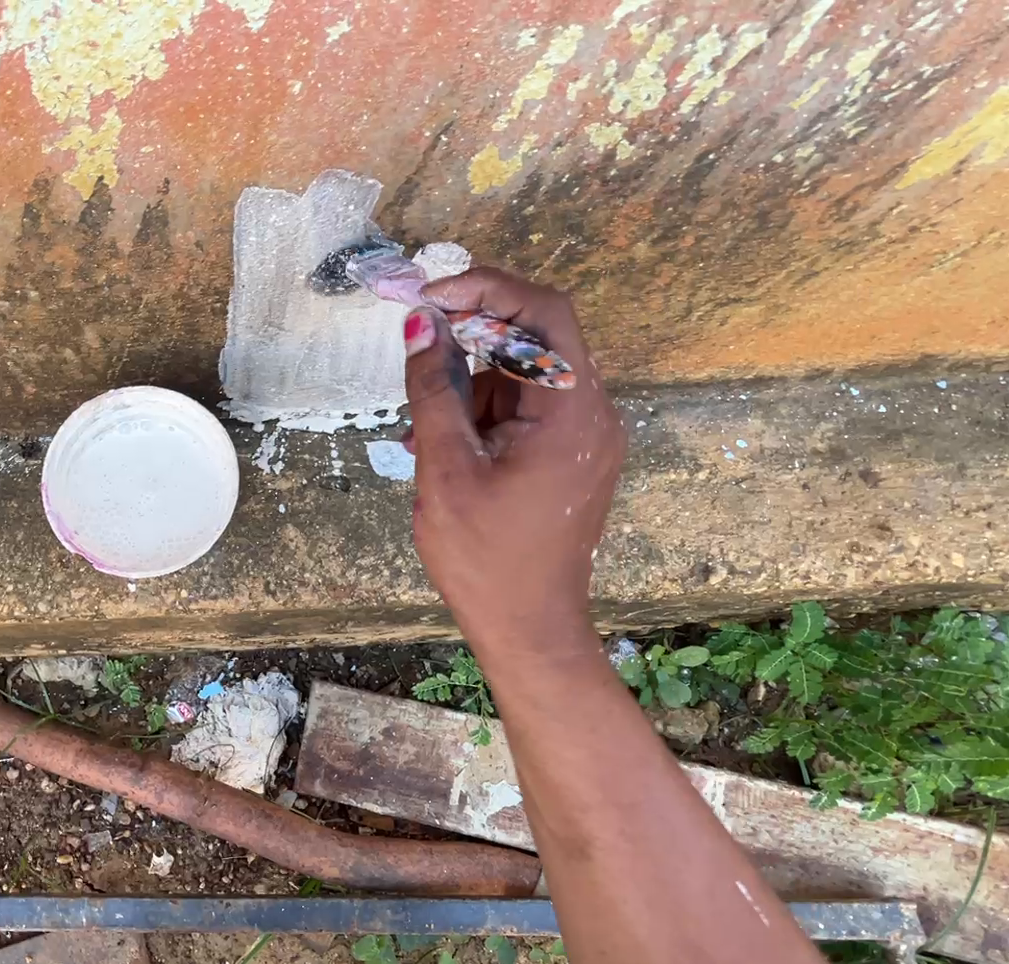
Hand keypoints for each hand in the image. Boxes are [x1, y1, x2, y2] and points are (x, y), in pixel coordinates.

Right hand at [402, 268, 624, 660]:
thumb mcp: (446, 469)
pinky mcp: (570, 459)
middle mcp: (591, 414)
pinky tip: (444, 452)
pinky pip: (525, 414)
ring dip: (468, 389)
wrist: (528, 628)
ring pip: (523, 380)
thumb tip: (421, 324)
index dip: (486, 289)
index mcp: (570, 410)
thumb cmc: (484, 556)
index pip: (542, 312)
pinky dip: (482, 418)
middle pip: (534, 342)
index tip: (430, 299)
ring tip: (420, 437)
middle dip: (470, 344)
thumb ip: (433, 391)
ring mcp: (584, 438)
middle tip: (417, 361)